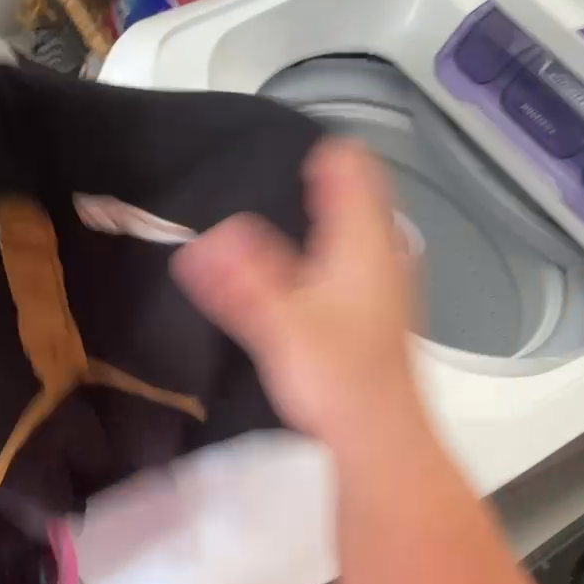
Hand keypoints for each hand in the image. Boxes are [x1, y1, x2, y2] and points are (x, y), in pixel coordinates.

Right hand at [173, 138, 418, 441]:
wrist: (378, 440)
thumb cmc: (337, 381)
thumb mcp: (280, 327)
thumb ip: (240, 283)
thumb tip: (200, 240)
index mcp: (362, 246)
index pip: (352, 171)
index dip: (321, 150)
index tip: (278, 142)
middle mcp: (382, 257)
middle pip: (358, 195)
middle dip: (318, 179)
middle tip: (267, 172)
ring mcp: (384, 287)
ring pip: (356, 230)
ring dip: (323, 215)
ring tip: (277, 210)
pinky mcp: (374, 316)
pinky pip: (351, 261)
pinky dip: (325, 251)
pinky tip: (298, 270)